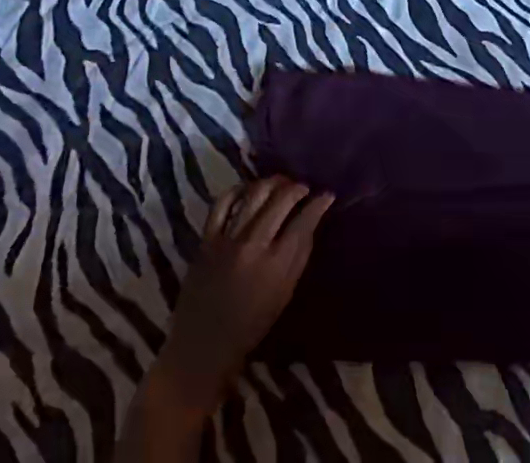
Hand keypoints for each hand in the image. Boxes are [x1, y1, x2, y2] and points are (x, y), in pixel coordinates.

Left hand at [153, 177, 332, 410]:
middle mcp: (253, 245)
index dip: (320, 202)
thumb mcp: (287, 291)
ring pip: (254, 195)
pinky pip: (221, 204)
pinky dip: (237, 190)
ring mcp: (227, 240)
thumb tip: (312, 220)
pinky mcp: (206, 241)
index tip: (327, 195)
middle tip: (305, 188)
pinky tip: (249, 188)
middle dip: (298, 188)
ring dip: (272, 183)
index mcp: (277, 263)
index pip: (305, 219)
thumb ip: (301, 254)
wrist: (202, 346)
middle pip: (281, 199)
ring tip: (281, 183)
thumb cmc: (252, 324)